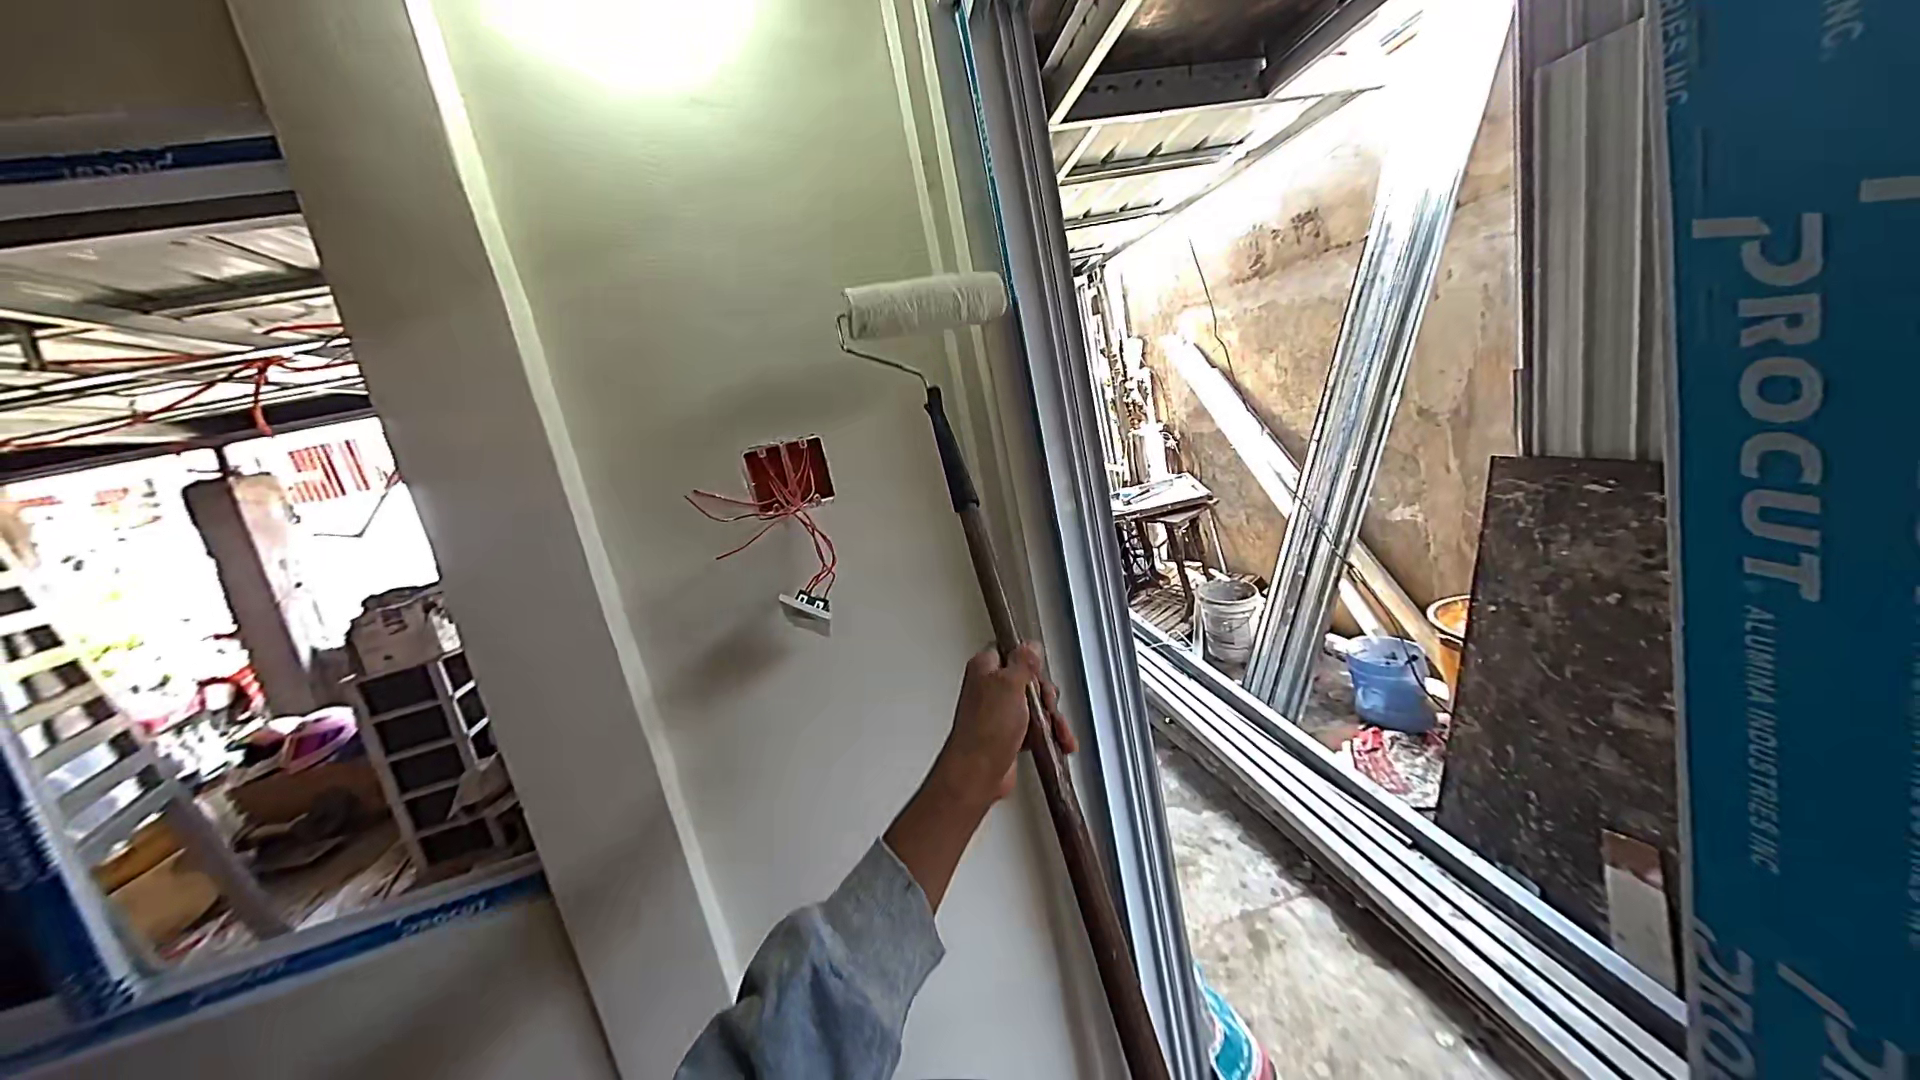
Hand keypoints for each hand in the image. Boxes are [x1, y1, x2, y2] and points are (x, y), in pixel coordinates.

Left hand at [885, 643, 1079, 912]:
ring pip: (1035, 706)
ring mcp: (999, 713)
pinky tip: (1056, 742)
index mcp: (984, 669)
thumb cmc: (984, 731)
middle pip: (1029, 681)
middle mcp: (989, 689)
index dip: (1029, 661)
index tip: (1038, 674)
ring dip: (1051, 719)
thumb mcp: (1010, 685)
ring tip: (1055, 730)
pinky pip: (1035, 728)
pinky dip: (1048, 735)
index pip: (1011, 651)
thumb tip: (1031, 646)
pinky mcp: (1008, 734)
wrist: (978, 773)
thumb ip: (1023, 663)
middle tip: (1046, 705)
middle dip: (1045, 696)